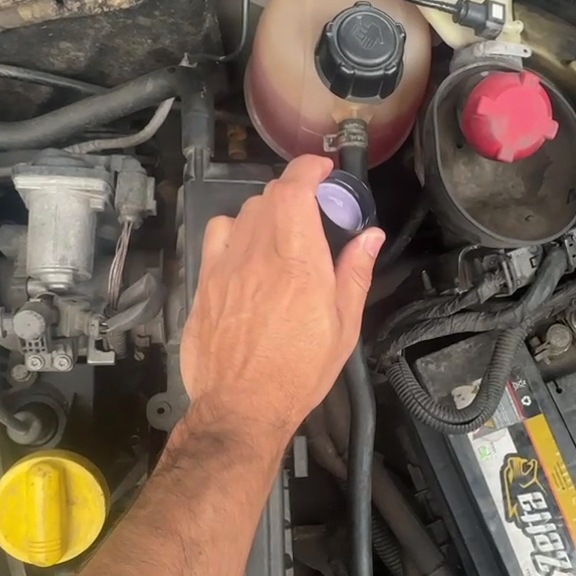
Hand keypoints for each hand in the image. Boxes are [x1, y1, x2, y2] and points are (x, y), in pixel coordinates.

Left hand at [181, 155, 382, 445]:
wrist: (242, 406)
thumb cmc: (298, 372)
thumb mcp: (343, 327)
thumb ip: (355, 273)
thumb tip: (371, 237)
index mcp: (300, 263)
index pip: (295, 189)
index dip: (308, 168)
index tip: (322, 169)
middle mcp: (259, 255)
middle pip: (270, 196)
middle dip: (294, 194)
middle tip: (313, 213)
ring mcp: (226, 267)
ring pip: (244, 213)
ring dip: (266, 212)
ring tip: (281, 235)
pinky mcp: (205, 284)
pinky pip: (217, 237)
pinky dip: (236, 232)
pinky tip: (246, 253)